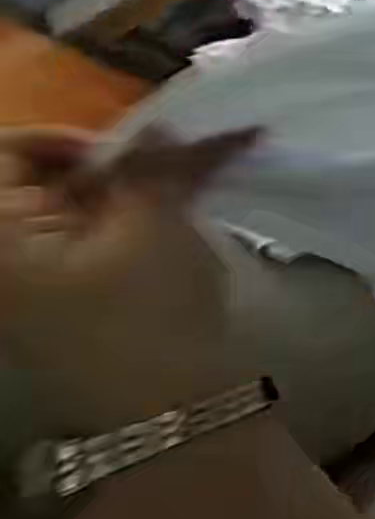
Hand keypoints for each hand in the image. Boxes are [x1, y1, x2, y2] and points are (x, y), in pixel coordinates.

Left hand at [0, 128, 258, 435]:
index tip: (148, 150)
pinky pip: (93, 222)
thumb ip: (155, 171)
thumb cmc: (144, 310)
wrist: (159, 394)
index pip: (5, 150)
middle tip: (196, 156)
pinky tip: (188, 199)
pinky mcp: (65, 277)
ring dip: (142, 179)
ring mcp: (26, 264)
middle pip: (42, 172)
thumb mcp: (154, 230)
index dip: (76, 138)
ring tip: (209, 171)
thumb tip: (165, 124)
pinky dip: (141, 204)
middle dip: (124, 158)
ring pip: (78, 195)